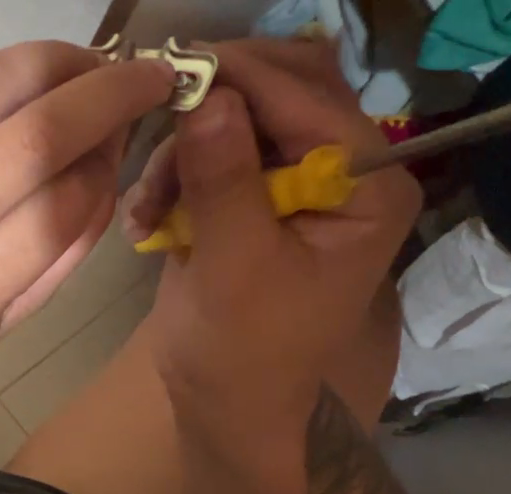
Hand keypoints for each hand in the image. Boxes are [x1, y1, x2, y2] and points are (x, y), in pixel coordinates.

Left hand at [0, 42, 179, 385]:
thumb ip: (59, 255)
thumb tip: (110, 164)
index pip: (56, 211)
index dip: (105, 168)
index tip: (126, 149)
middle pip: (31, 137)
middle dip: (106, 95)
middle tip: (146, 80)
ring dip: (58, 62)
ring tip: (92, 70)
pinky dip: (4, 66)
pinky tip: (30, 80)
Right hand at [128, 41, 420, 408]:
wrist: (224, 407)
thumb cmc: (242, 352)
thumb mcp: (234, 268)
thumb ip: (224, 181)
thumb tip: (205, 96)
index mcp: (365, 186)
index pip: (311, 101)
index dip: (245, 79)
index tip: (176, 68)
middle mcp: (338, 173)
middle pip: (281, 97)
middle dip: (213, 112)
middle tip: (155, 122)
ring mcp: (291, 187)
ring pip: (239, 126)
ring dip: (183, 153)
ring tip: (146, 205)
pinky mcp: (250, 206)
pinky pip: (213, 162)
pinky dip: (174, 178)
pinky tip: (146, 215)